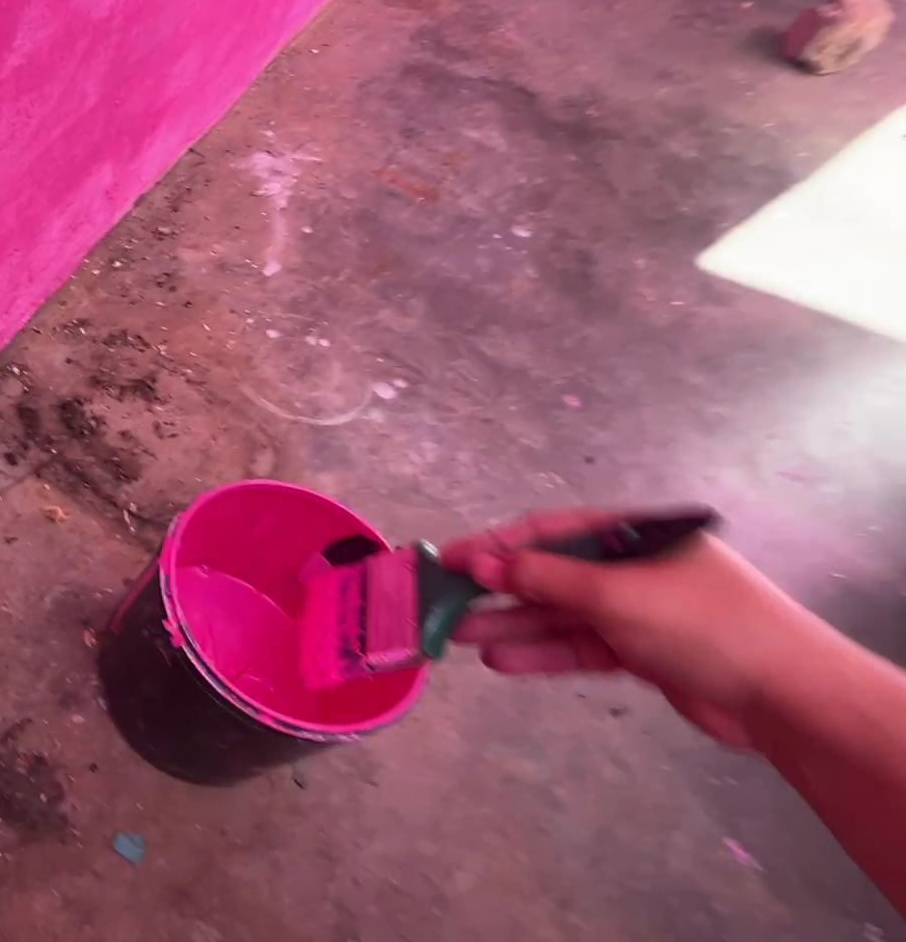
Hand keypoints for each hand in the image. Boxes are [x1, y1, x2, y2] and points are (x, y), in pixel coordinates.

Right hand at [441, 508, 816, 749]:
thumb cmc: (701, 624)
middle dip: (494, 590)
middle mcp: (627, 568)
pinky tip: (501, 662)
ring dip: (508, 625)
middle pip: (545, 574)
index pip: (546, 532)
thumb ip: (540, 578)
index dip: (493, 545)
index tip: (449, 560)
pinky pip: (574, 646)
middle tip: (442, 601)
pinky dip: (540, 653)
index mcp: (630, 536)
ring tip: (457, 636)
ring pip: (554, 613)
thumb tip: (476, 564)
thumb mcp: (612, 593)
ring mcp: (631, 610)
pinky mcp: (635, 651)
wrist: (791, 702)